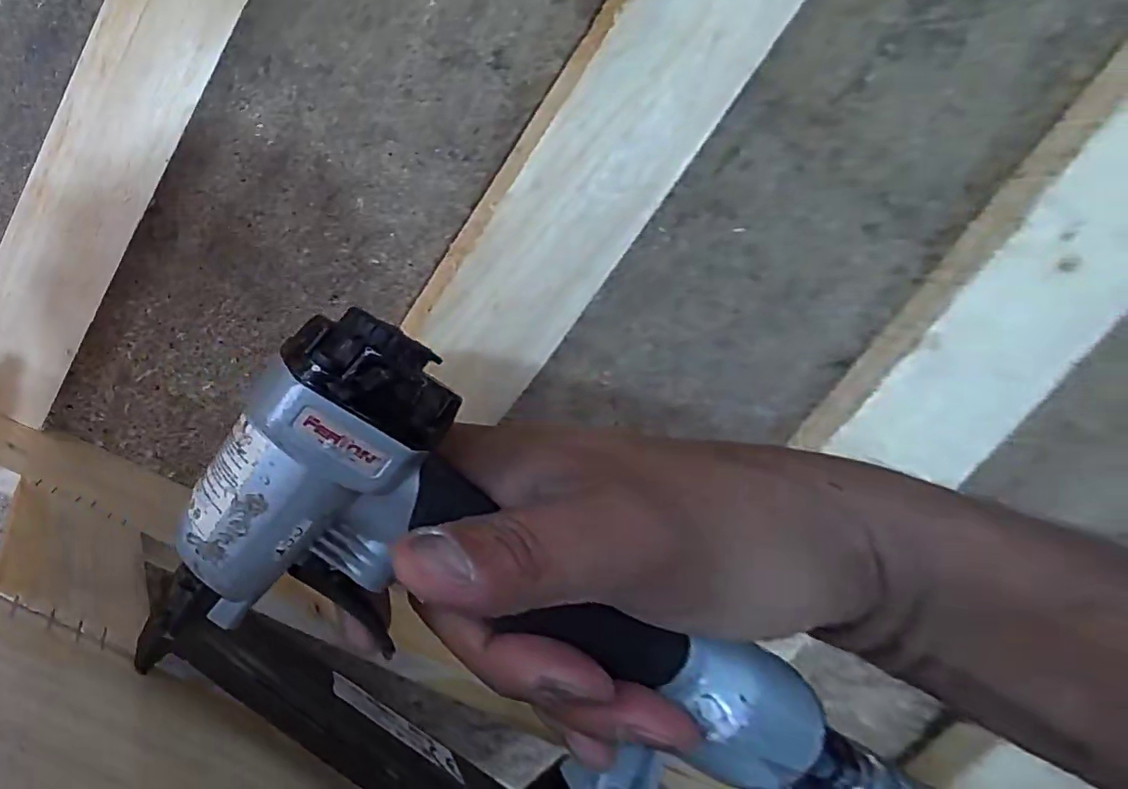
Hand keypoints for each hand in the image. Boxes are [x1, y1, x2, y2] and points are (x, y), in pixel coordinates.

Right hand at [390, 425, 887, 768]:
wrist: (826, 551)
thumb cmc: (716, 524)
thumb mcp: (616, 541)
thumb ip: (514, 555)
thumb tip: (404, 567)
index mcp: (471, 469)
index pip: (384, 511)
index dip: (364, 568)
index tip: (370, 636)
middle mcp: (481, 506)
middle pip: (443, 598)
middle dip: (514, 661)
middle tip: (595, 694)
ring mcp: (519, 553)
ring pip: (491, 636)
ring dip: (561, 692)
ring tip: (647, 718)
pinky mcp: (557, 592)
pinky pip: (533, 654)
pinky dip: (578, 701)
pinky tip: (632, 721)